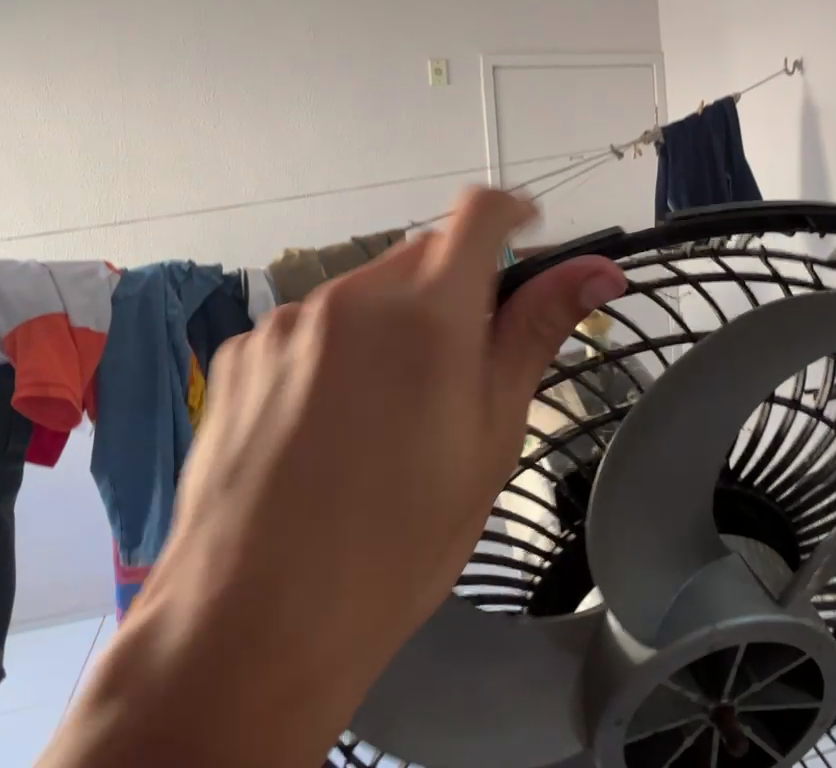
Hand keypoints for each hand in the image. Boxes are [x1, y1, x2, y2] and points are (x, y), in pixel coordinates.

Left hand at [45, 188, 628, 767]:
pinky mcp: (238, 354)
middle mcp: (348, 297)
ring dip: (388, 327)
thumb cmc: (400, 542)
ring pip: (361, 296)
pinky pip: (305, 330)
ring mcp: (283, 322)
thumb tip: (597, 271)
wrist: (255, 619)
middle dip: (451, 291)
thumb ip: (535, 334)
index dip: (512, 216)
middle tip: (460, 372)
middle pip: (419, 256)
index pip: (478, 216)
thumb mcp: (489, 438)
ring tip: (384, 419)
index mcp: (426, 313)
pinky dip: (331, 355)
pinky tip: (324, 430)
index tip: (527, 240)